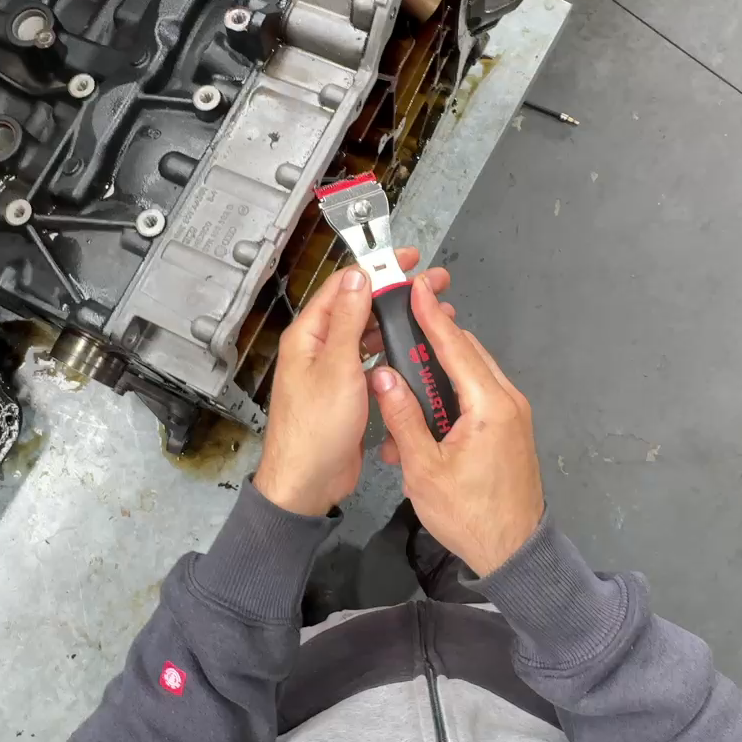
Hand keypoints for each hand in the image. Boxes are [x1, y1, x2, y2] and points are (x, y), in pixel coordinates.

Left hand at [254, 248, 450, 515]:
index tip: (408, 260)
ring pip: (367, 334)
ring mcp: (333, 370)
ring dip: (396, 321)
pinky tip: (412, 347)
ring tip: (432, 314)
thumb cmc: (316, 427)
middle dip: (395, 293)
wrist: (308, 481)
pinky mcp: (346, 391)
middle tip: (433, 284)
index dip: (377, 268)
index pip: (344, 286)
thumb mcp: (336, 367)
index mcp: (309, 335)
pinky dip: (390, 350)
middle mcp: (319, 347)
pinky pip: (369, 360)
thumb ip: (348, 320)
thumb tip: (358, 276)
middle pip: (359, 307)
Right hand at [371, 281, 540, 574]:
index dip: (431, 317)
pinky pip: (478, 397)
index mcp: (488, 405)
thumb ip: (403, 416)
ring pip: (472, 375)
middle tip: (399, 331)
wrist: (513, 552)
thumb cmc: (467, 513)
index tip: (416, 288)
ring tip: (402, 388)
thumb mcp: (423, 467)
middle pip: (467, 354)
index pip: (455, 347)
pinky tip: (424, 418)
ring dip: (438, 376)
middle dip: (432, 341)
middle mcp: (507, 401)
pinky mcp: (511, 430)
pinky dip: (451, 397)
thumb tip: (382, 375)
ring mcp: (513, 415)